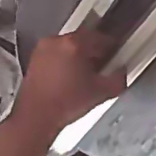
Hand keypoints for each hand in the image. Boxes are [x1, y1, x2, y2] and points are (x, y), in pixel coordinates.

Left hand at [6, 30, 126, 136]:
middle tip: (103, 63)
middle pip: (82, 40)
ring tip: (86, 73)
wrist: (36, 117)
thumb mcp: (101, 92)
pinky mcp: (34, 61)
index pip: (99, 37)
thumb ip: (118, 79)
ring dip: (78, 56)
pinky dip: (64, 61)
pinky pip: (55, 55)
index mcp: (74, 44)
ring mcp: (42, 50)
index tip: (115, 52)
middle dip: (94, 50)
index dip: (110, 46)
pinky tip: (70, 78)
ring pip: (67, 47)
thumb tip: (121, 74)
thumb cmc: (64, 103)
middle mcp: (56, 42)